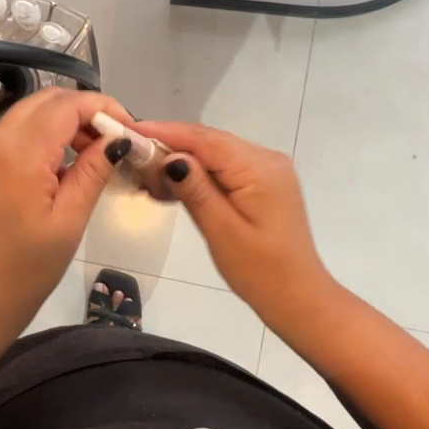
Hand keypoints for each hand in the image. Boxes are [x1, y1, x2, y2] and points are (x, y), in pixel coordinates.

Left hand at [0, 88, 129, 328]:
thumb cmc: (29, 267)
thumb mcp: (70, 220)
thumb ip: (93, 171)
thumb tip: (119, 139)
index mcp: (19, 155)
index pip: (66, 106)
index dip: (102, 108)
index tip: (129, 130)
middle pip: (46, 100)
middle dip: (83, 110)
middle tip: (112, 141)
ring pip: (29, 112)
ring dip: (63, 120)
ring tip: (92, 153)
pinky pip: (14, 131)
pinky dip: (42, 134)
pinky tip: (61, 163)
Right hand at [135, 122, 334, 316]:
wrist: (298, 297)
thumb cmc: (260, 271)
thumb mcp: (222, 232)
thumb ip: (196, 190)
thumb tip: (170, 157)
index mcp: (259, 168)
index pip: (204, 139)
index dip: (165, 132)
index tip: (129, 130)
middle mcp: (266, 159)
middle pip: (209, 141)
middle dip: (170, 143)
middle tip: (132, 155)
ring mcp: (267, 170)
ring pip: (215, 152)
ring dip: (181, 158)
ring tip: (146, 172)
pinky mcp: (263, 183)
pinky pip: (225, 166)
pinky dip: (198, 171)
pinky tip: (174, 184)